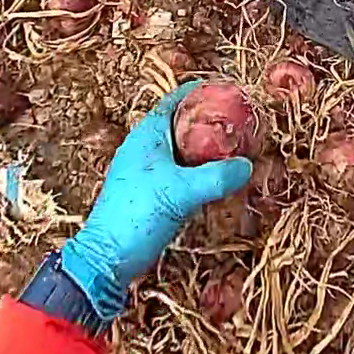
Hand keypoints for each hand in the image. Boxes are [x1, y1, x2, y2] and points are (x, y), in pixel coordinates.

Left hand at [60, 80, 251, 327]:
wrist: (105, 262)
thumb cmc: (137, 215)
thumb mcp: (181, 192)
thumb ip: (218, 176)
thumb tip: (248, 165)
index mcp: (148, 133)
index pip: (179, 97)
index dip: (206, 90)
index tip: (232, 92)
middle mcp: (147, 146)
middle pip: (185, 120)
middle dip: (213, 118)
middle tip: (242, 121)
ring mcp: (149, 169)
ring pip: (186, 145)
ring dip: (209, 145)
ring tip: (237, 147)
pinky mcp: (153, 190)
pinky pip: (184, 168)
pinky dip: (203, 166)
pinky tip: (221, 177)